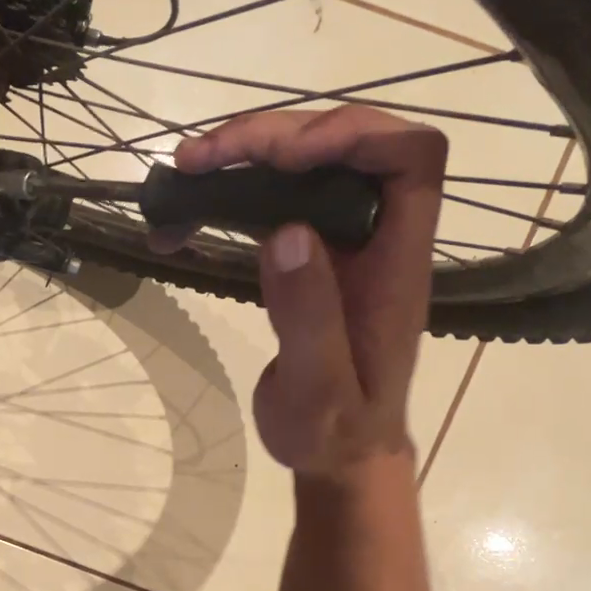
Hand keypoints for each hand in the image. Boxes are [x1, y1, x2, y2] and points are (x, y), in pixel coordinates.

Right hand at [173, 107, 446, 478]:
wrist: (335, 455)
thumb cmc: (334, 430)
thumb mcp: (320, 387)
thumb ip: (309, 315)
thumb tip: (285, 232)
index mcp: (396, 260)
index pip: (408, 158)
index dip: (351, 135)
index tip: (280, 154)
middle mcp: (373, 237)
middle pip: (343, 148)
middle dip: (271, 139)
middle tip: (196, 159)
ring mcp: (339, 246)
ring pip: (302, 171)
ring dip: (244, 160)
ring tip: (182, 174)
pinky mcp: (307, 261)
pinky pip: (274, 206)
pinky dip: (231, 199)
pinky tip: (187, 217)